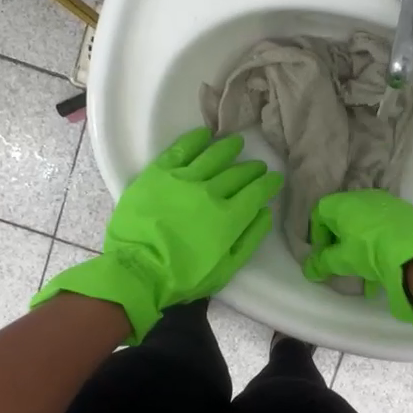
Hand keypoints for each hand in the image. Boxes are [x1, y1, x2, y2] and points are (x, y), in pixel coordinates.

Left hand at [33, 127, 282, 342]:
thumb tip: (265, 213)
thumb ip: (249, 240)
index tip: (274, 179)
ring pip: (212, 156)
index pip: (256, 192)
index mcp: (229, 217)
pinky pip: (181, 149)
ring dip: (228, 148)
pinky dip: (195, 140)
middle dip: (252, 169)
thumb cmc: (182, 277)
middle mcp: (210, 192)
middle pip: (237, 173)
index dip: (269, 183)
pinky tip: (205, 135)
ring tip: (236, 143)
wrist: (137, 270)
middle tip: (258, 166)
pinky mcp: (158, 174)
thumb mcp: (226, 269)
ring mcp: (183, 179)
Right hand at [302, 190, 412, 326]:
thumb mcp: (342, 260)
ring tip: (366, 271)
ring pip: (364, 224)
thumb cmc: (369, 250)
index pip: (319, 214)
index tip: (323, 256)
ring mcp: (386, 202)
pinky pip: (383, 227)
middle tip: (342, 262)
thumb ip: (322, 263)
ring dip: (360, 245)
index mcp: (342, 203)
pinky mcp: (405, 212)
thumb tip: (308, 269)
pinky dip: (378, 243)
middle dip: (340, 241)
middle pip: (343, 218)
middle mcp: (363, 196)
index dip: (317, 236)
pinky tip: (384, 264)